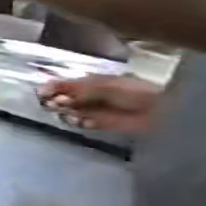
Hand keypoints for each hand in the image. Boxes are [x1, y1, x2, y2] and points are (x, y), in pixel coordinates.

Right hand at [37, 74, 161, 134]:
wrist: (163, 111)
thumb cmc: (132, 92)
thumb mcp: (101, 86)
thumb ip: (73, 89)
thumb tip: (46, 93)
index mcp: (85, 82)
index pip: (58, 84)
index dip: (49, 89)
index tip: (42, 94)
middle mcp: (85, 95)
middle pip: (59, 98)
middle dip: (55, 101)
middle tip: (56, 105)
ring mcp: (92, 109)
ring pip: (67, 111)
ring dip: (66, 113)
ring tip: (72, 114)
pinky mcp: (99, 123)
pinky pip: (80, 123)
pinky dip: (79, 123)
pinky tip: (83, 122)